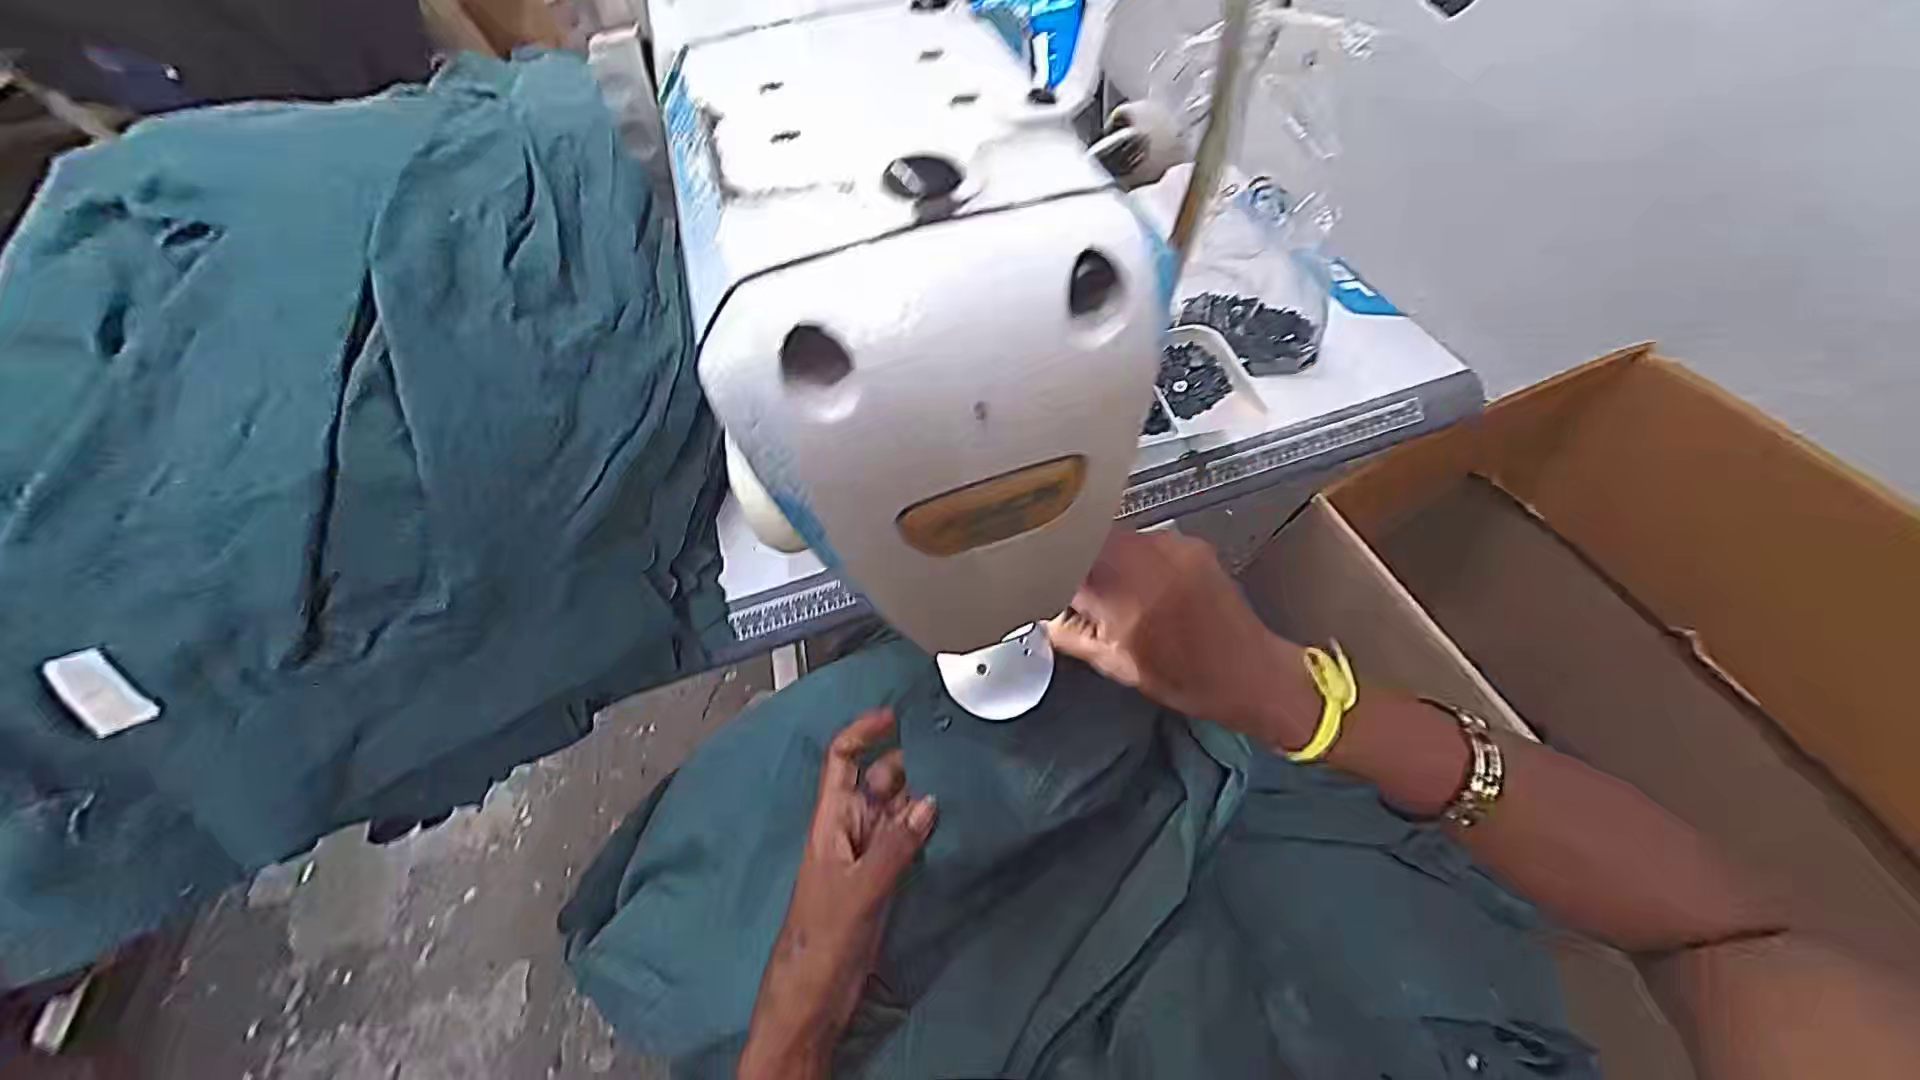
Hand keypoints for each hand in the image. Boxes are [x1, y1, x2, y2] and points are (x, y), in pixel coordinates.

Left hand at [739, 708, 937, 1079]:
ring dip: (919, 794)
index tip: (891, 716)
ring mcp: (867, 850)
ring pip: (895, 807)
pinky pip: (905, 836)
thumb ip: (895, 846)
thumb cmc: (821, 939)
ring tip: (954, 777)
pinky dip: (923, 824)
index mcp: (831, 820)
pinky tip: (946, 818)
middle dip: (905, 763)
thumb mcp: (859, 889)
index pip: (842, 761)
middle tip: (944, 750)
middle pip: (878, 779)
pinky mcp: (883, 873)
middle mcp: (849, 827)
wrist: (814, 997)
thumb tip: (929, 802)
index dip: (862, 734)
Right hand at [1046, 528, 1318, 749]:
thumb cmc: (1182, 677)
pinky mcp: (1188, 543)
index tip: (1040, 582)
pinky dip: (1133, 557)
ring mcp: (1170, 545)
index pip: (1061, 559)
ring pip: (1115, 536)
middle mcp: (1143, 558)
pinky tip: (1144, 584)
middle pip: (1086, 539)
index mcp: (1118, 591)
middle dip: (1073, 559)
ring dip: (1104, 556)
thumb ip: (1067, 631)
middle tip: (1073, 587)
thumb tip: (1041, 610)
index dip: (1046, 569)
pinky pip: (1144, 540)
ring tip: (1114, 590)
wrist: (1249, 670)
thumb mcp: (1111, 663)